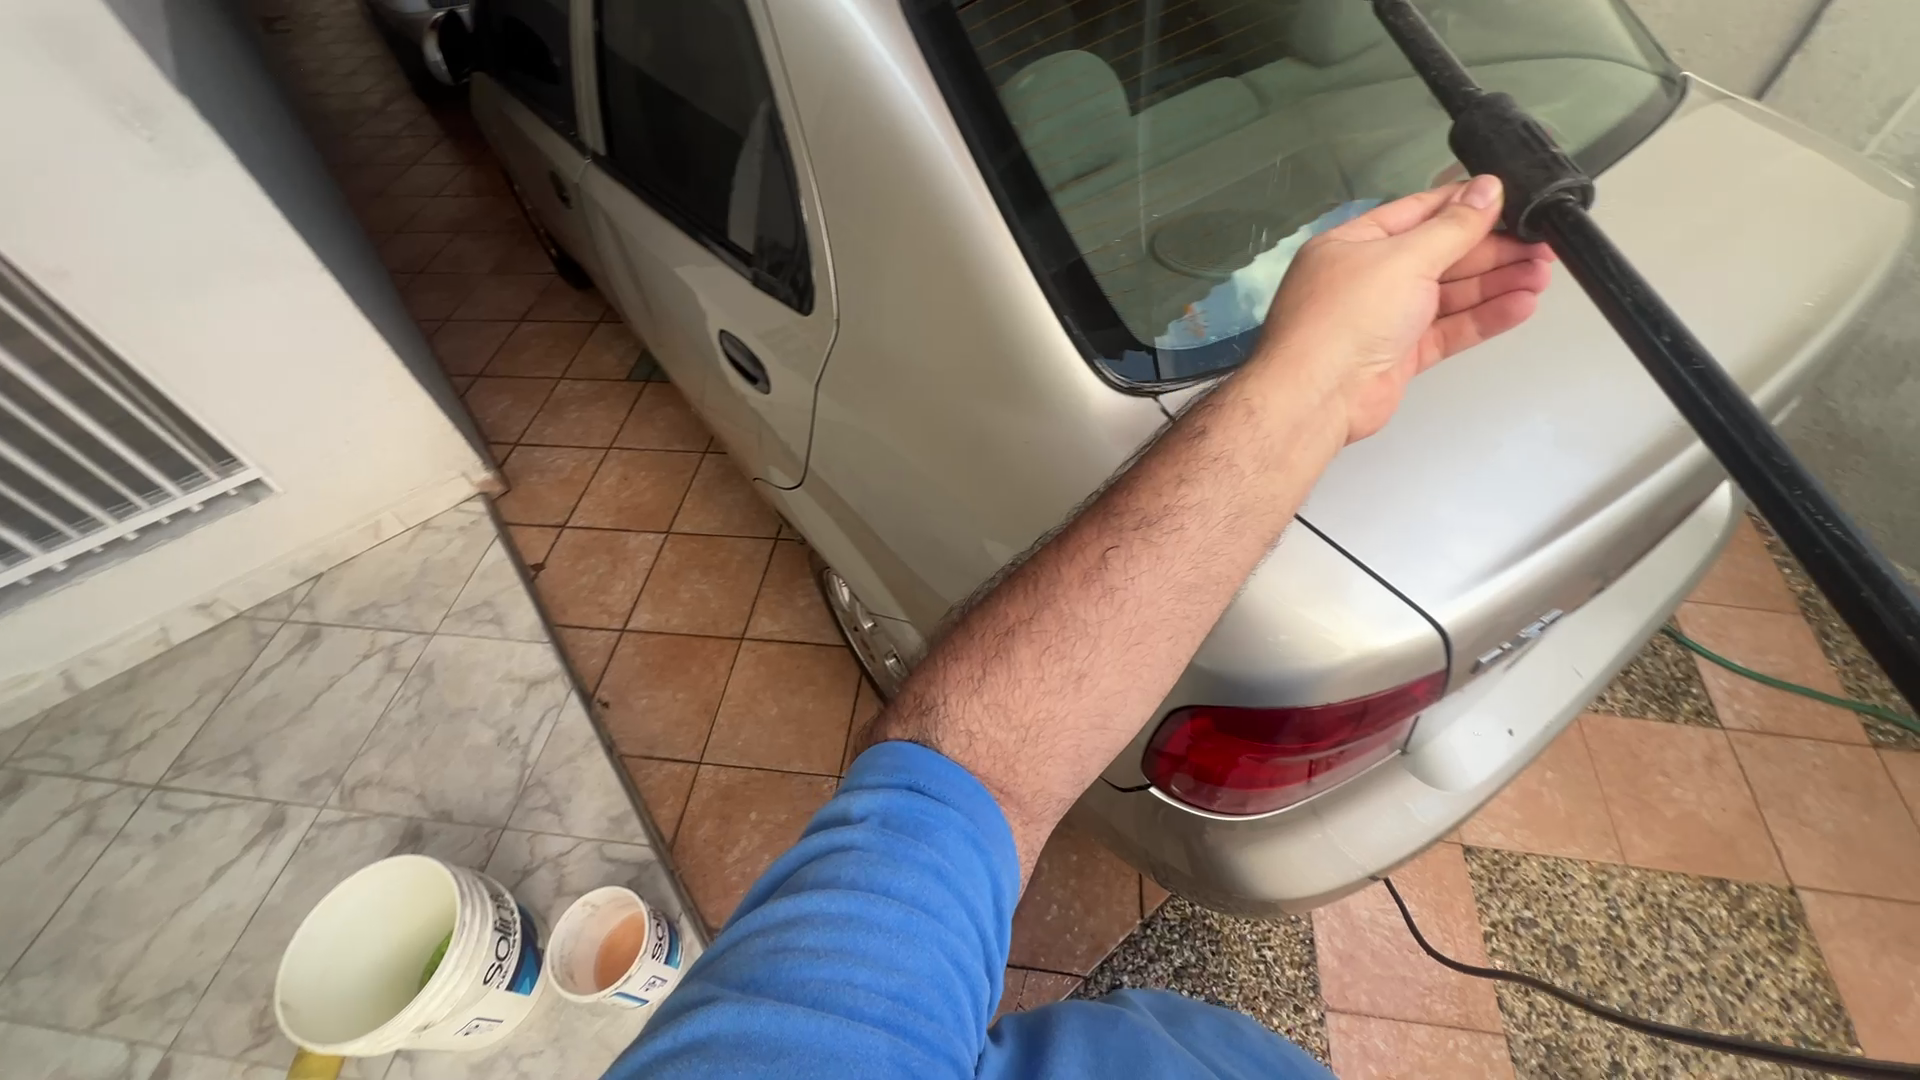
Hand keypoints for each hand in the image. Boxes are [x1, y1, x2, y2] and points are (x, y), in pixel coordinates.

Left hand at [1256, 175, 1552, 442]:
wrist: (1315, 397)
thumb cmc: (1344, 319)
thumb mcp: (1403, 259)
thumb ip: (1451, 227)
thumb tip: (1486, 190)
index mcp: (1350, 246)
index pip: (1416, 214)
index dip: (1465, 206)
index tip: (1514, 200)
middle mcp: (1363, 281)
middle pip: (1437, 255)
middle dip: (1491, 249)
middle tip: (1543, 243)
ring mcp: (1379, 320)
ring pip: (1446, 294)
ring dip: (1494, 283)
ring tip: (1543, 273)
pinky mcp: (1395, 356)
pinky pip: (1446, 330)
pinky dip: (1482, 318)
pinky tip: (1520, 305)